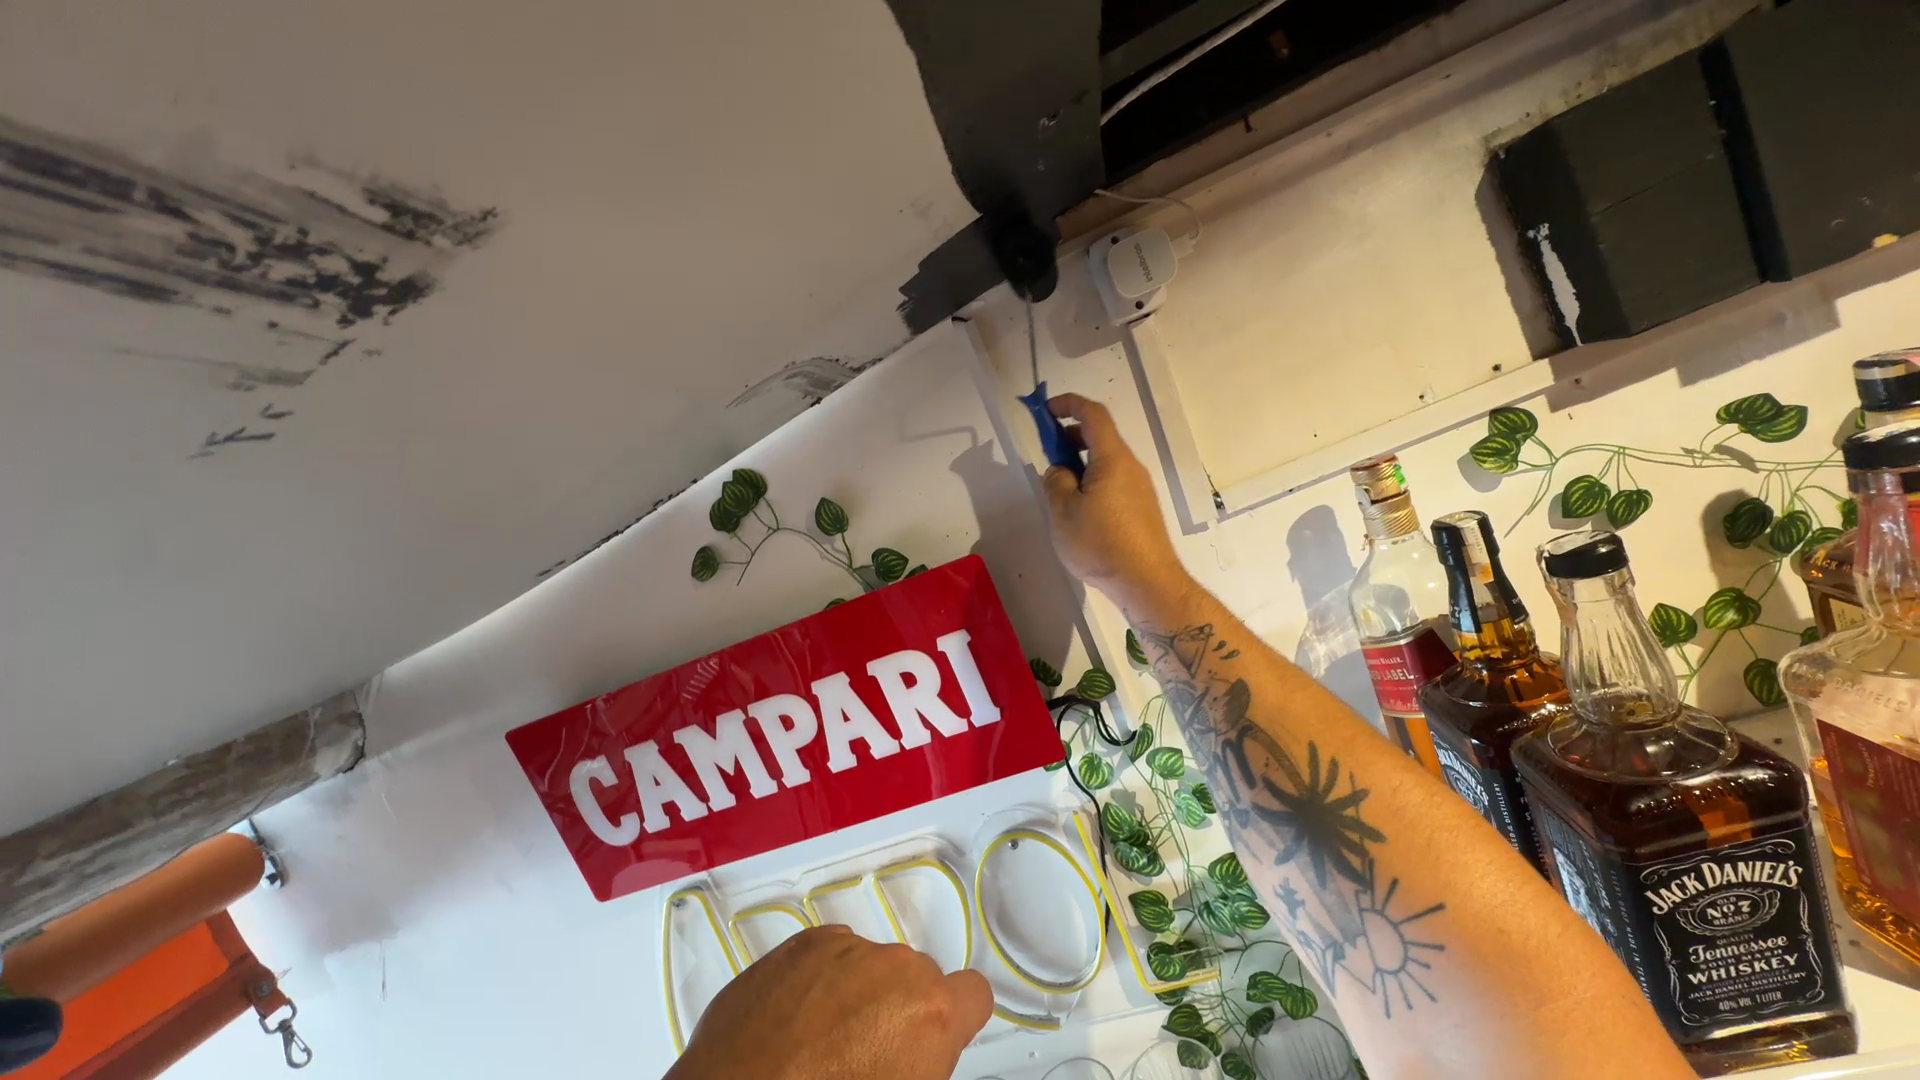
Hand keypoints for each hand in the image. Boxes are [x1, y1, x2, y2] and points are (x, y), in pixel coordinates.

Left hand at [665, 925, 991, 1079]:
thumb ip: (926, 1057)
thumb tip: (915, 1052)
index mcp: (931, 1011)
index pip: (975, 992)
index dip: (959, 1015)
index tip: (938, 1037)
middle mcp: (894, 967)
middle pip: (917, 976)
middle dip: (900, 1006)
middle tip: (868, 1053)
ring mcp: (845, 950)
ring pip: (872, 963)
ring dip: (859, 991)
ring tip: (823, 1039)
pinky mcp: (802, 943)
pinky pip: (831, 953)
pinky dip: (823, 978)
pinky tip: (797, 1018)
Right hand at [1042, 394, 1193, 619]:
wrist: (1146, 582)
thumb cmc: (1101, 543)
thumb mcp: (1063, 511)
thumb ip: (1056, 481)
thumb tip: (1060, 471)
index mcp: (1112, 459)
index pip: (1093, 415)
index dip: (1069, 404)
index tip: (1045, 410)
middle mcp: (1131, 467)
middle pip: (1100, 438)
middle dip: (1070, 438)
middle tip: (1047, 457)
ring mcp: (1140, 489)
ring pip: (1106, 464)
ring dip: (1080, 465)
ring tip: (1059, 494)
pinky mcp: (1141, 510)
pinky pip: (1113, 484)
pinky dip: (1093, 483)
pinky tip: (1079, 514)